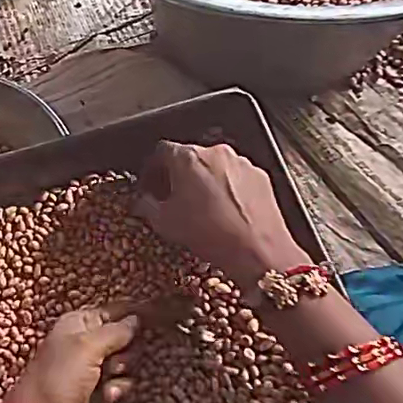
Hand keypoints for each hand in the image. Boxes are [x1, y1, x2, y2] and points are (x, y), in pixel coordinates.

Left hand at [7, 305, 141, 402]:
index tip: (159, 317)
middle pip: (123, 340)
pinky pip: (115, 386)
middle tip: (113, 365)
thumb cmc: (61, 376)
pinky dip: (112, 393)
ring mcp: (88, 367)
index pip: (114, 310)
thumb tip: (136, 319)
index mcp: (78, 323)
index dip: (135, 314)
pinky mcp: (92, 390)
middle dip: (125, 354)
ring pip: (123, 365)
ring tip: (105, 387)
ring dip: (119, 378)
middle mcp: (84, 341)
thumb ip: (116, 331)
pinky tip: (101, 401)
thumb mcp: (88, 346)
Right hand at [134, 141, 309, 282]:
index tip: (150, 185)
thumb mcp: (164, 223)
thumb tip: (142, 202)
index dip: (151, 169)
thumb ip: (146, 205)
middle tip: (171, 199)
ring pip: (213, 167)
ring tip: (199, 209)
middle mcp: (216, 153)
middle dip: (177, 176)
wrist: (257, 250)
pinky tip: (221, 212)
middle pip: (189, 157)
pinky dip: (225, 189)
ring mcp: (241, 163)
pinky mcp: (259, 177)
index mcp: (188, 158)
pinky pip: (235, 178)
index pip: (161, 152)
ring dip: (202, 182)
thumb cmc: (212, 234)